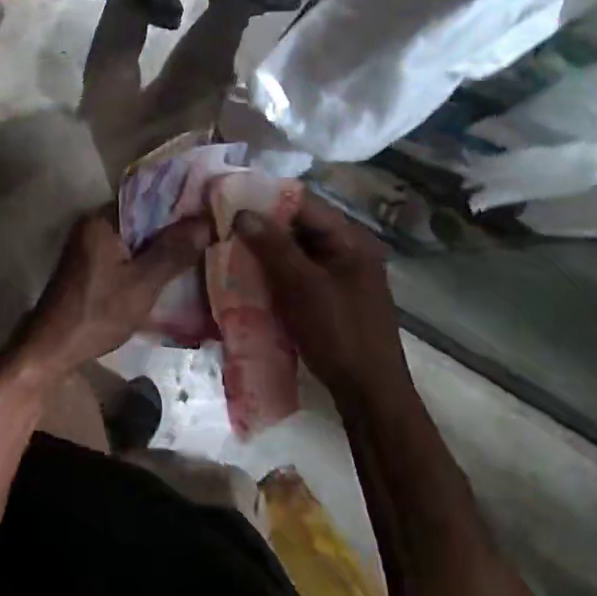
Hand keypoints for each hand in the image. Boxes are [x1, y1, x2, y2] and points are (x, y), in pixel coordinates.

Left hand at [16, 211, 210, 379]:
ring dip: (160, 246)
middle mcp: (92, 224)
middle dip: (172, 227)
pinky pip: (124, 253)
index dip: (179, 205)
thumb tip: (205, 221)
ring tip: (197, 250)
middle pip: (141, 218)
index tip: (208, 212)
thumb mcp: (142, 284)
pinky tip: (169, 271)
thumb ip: (173, 251)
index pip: (147, 199)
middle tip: (209, 234)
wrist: (53, 348)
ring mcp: (88, 244)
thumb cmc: (97, 313)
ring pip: (134, 238)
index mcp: (101, 219)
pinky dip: (144, 260)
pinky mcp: (89, 265)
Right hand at [232, 197, 402, 395]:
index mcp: (351, 240)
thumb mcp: (301, 286)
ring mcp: (343, 275)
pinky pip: (300, 273)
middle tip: (226, 226)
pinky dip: (277, 272)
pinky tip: (251, 278)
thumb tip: (243, 212)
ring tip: (231, 249)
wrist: (371, 396)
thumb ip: (273, 246)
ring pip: (298, 251)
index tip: (231, 200)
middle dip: (264, 226)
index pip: (304, 203)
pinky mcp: (334, 298)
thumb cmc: (338, 333)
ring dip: (268, 251)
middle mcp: (350, 250)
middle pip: (300, 226)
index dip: (267, 199)